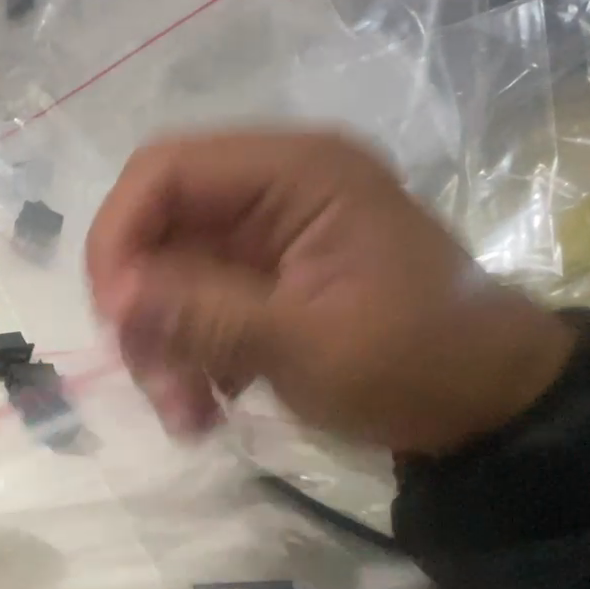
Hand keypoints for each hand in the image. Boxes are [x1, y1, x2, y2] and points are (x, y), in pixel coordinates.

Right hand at [86, 130, 575, 454]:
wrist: (477, 407)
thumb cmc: (412, 364)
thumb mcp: (304, 343)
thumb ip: (204, 314)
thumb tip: (114, 298)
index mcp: (296, 176)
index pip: (163, 172)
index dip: (119, 237)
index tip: (113, 316)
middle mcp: (266, 198)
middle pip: (149, 234)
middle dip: (139, 314)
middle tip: (155, 381)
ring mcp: (254, 246)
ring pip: (154, 286)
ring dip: (156, 354)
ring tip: (187, 416)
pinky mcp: (248, 289)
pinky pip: (178, 318)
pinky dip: (176, 366)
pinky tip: (201, 412)